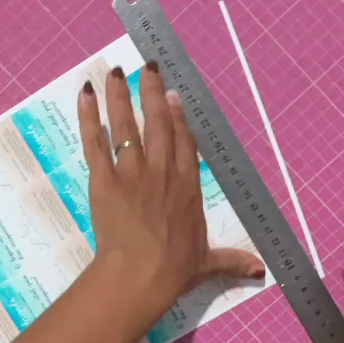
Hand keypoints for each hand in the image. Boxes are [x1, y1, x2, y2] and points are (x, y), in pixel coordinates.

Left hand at [76, 62, 263, 317]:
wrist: (141, 273)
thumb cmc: (174, 269)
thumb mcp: (205, 263)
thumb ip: (230, 261)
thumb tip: (259, 272)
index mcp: (188, 185)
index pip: (184, 141)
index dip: (178, 116)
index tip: (172, 95)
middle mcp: (162, 170)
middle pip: (158, 122)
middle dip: (152, 92)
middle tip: (147, 68)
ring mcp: (132, 172)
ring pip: (126, 125)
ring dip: (120, 96)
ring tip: (115, 73)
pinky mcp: (104, 179)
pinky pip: (95, 143)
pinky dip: (88, 118)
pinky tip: (85, 95)